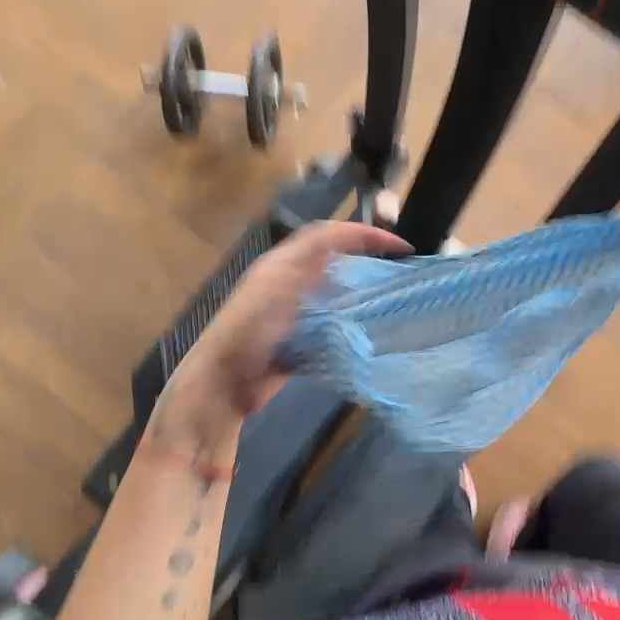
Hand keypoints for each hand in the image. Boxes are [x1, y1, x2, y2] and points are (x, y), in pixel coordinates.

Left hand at [148, 220, 408, 469]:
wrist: (221, 386)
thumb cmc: (247, 334)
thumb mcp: (277, 291)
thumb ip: (308, 266)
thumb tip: (344, 242)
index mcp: (281, 265)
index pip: (326, 235)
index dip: (362, 234)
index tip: (399, 246)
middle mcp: (285, 283)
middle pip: (330, 259)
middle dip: (364, 257)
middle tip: (396, 268)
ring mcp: (289, 314)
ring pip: (331, 293)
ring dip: (358, 292)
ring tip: (389, 300)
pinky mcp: (293, 342)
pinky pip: (327, 327)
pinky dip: (347, 327)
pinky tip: (366, 337)